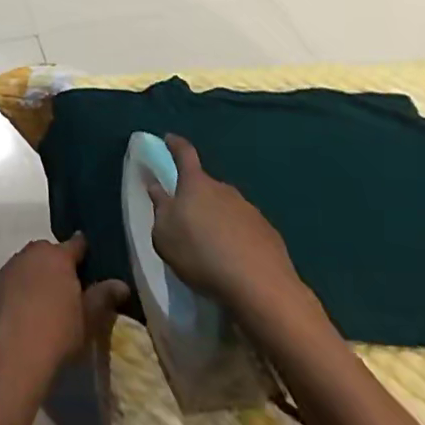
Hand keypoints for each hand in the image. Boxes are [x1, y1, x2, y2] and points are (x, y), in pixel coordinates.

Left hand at [0, 234, 128, 363]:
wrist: (16, 351)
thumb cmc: (59, 331)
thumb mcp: (89, 317)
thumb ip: (104, 296)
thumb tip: (122, 285)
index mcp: (60, 255)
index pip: (77, 243)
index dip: (84, 251)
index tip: (89, 261)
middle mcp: (35, 252)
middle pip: (50, 251)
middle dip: (58, 263)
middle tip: (67, 286)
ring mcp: (12, 264)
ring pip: (30, 261)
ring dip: (37, 272)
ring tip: (44, 297)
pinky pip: (13, 276)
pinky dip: (20, 284)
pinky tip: (24, 305)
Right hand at [146, 134, 299, 305]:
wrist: (258, 285)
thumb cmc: (200, 254)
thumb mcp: (164, 235)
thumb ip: (160, 208)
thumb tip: (157, 186)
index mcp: (196, 184)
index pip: (184, 153)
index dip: (175, 145)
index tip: (169, 139)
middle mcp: (224, 189)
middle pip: (206, 185)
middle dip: (196, 196)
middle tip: (186, 218)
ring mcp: (249, 209)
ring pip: (226, 207)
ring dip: (217, 219)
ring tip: (210, 246)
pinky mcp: (267, 232)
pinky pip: (244, 228)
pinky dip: (236, 237)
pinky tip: (233, 260)